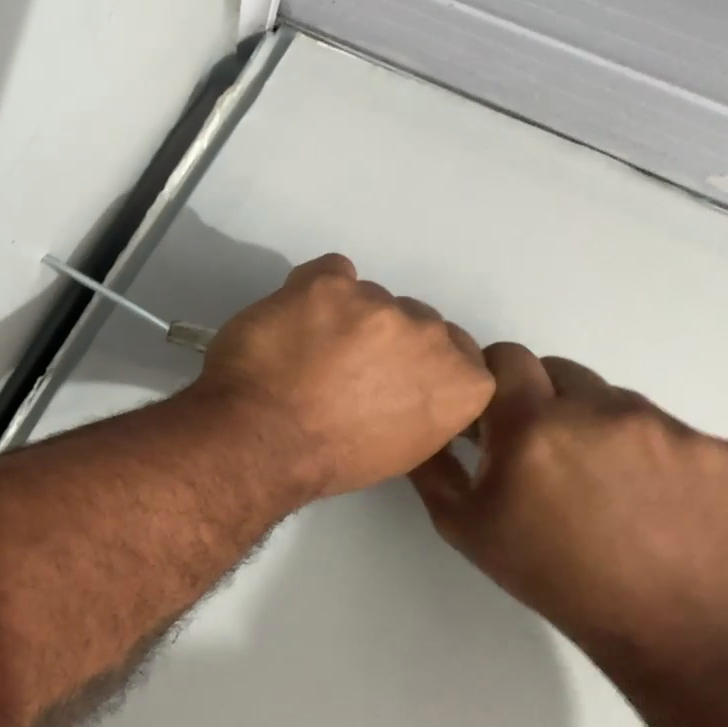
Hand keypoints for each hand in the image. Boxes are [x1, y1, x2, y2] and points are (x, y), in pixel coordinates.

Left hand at [191, 253, 492, 498]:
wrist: (262, 436)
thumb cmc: (328, 456)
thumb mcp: (405, 444)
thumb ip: (422, 401)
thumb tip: (406, 381)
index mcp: (465, 383)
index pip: (452, 348)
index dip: (409, 356)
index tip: (379, 369)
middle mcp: (432, 336)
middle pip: (411, 317)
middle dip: (378, 334)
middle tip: (336, 361)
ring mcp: (377, 306)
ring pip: (366, 294)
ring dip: (341, 312)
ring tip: (302, 346)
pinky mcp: (327, 285)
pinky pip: (328, 270)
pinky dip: (309, 288)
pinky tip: (290, 316)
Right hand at [408, 344, 727, 670]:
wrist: (695, 641)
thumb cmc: (559, 580)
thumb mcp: (464, 527)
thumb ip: (431, 467)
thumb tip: (419, 428)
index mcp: (532, 425)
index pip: (504, 357)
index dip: (491, 377)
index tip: (488, 410)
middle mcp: (601, 413)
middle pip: (558, 372)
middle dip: (541, 399)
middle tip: (540, 450)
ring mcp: (671, 431)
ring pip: (615, 402)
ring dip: (596, 425)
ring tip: (602, 482)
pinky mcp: (726, 455)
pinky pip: (673, 435)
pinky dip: (654, 456)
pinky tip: (653, 502)